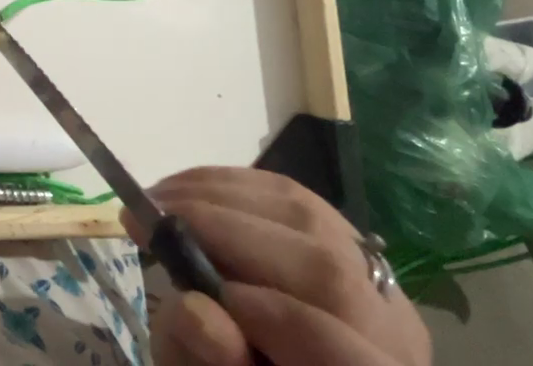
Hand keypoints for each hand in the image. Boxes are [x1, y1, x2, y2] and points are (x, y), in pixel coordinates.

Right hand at [125, 167, 430, 365]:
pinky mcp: (353, 246)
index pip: (334, 348)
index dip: (265, 316)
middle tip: (144, 219)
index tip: (187, 298)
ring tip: (157, 199)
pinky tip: (188, 190)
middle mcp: (389, 331)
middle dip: (221, 230)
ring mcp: (379, 285)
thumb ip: (200, 356)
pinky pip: (298, 197)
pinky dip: (235, 184)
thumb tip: (194, 310)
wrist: (269, 360)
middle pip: (324, 268)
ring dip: (217, 194)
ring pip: (311, 217)